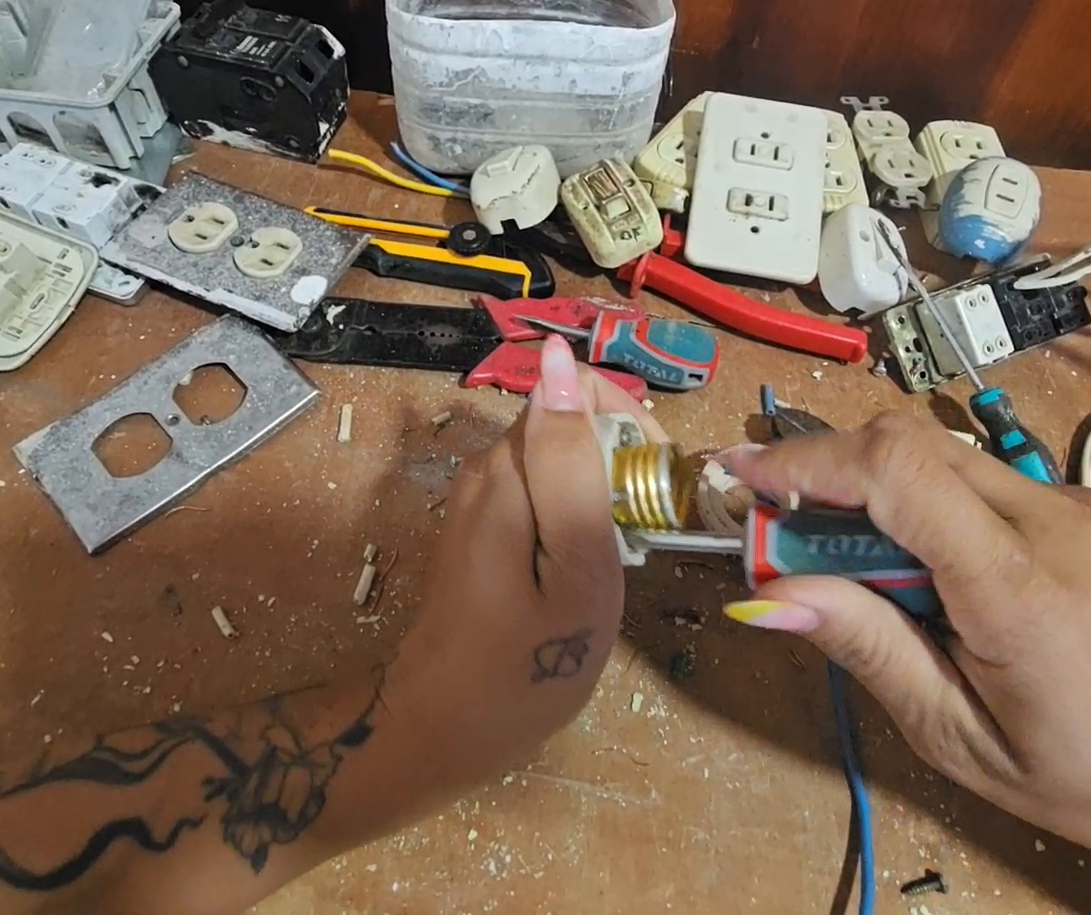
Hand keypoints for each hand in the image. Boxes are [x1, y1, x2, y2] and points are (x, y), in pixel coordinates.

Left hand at [386, 335, 664, 791]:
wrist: (439, 731)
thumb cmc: (522, 666)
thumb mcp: (573, 568)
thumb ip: (575, 464)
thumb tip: (561, 360)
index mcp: (510, 468)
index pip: (574, 387)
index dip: (627, 421)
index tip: (652, 482)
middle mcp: (488, 467)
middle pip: (570, 421)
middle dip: (619, 461)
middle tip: (638, 534)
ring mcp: (481, 496)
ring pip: (562, 457)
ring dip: (603, 490)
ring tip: (618, 554)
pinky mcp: (484, 523)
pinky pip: (544, 491)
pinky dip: (579, 514)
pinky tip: (586, 564)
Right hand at [720, 412, 1090, 876]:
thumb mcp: (961, 738)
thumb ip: (866, 649)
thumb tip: (768, 597)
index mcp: (1023, 588)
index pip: (896, 472)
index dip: (804, 461)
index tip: (741, 474)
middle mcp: (1054, 520)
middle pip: (904, 441)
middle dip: (819, 468)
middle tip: (771, 520)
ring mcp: (1074, 503)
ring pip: (932, 451)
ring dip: (860, 483)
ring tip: (829, 548)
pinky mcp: (1077, 503)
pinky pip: (967, 476)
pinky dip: (908, 497)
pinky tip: (904, 557)